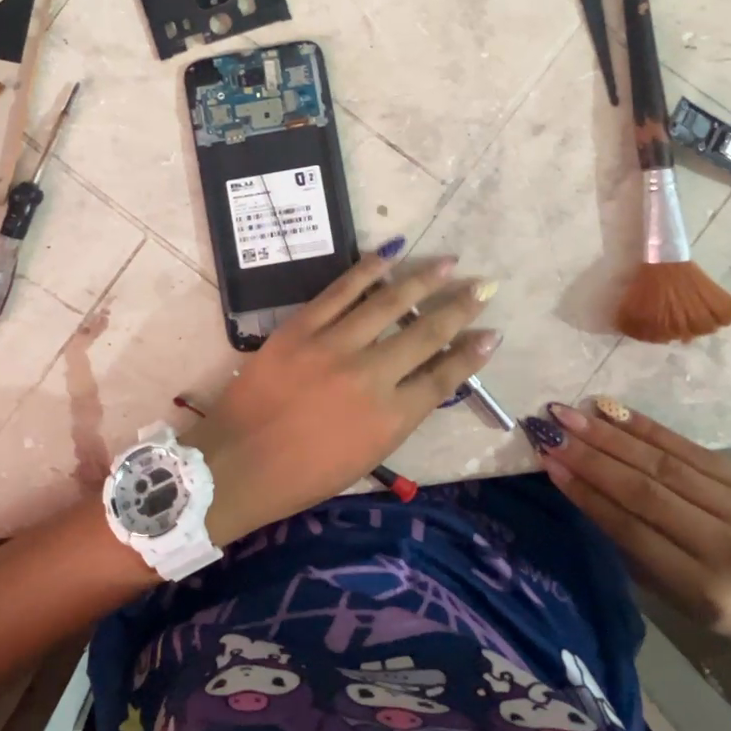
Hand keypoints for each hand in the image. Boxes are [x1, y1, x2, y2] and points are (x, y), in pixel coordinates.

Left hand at [181, 242, 501, 545]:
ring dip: (424, 279)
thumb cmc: (303, 475)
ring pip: (389, 302)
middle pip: (427, 332)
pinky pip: (340, 291)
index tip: (493, 333)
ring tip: (449, 262)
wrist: (238, 463)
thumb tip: (424, 381)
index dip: (472, 354)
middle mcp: (371, 376)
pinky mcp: (301, 328)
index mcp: (391, 418)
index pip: (444, 377)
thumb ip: (398, 417)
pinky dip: (367, 270)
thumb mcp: (366, 457)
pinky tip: (389, 255)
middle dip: (461, 307)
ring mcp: (333, 346)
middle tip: (485, 286)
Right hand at [530, 401, 730, 662]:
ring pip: (666, 464)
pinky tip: (612, 412)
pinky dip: (647, 428)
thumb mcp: (678, 598)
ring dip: (611, 435)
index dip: (588, 494)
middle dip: (591, 456)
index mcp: (706, 591)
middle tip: (549, 431)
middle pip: (648, 491)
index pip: (633, 530)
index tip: (548, 463)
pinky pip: (692, 450)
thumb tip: (580, 486)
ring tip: (571, 415)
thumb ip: (633, 547)